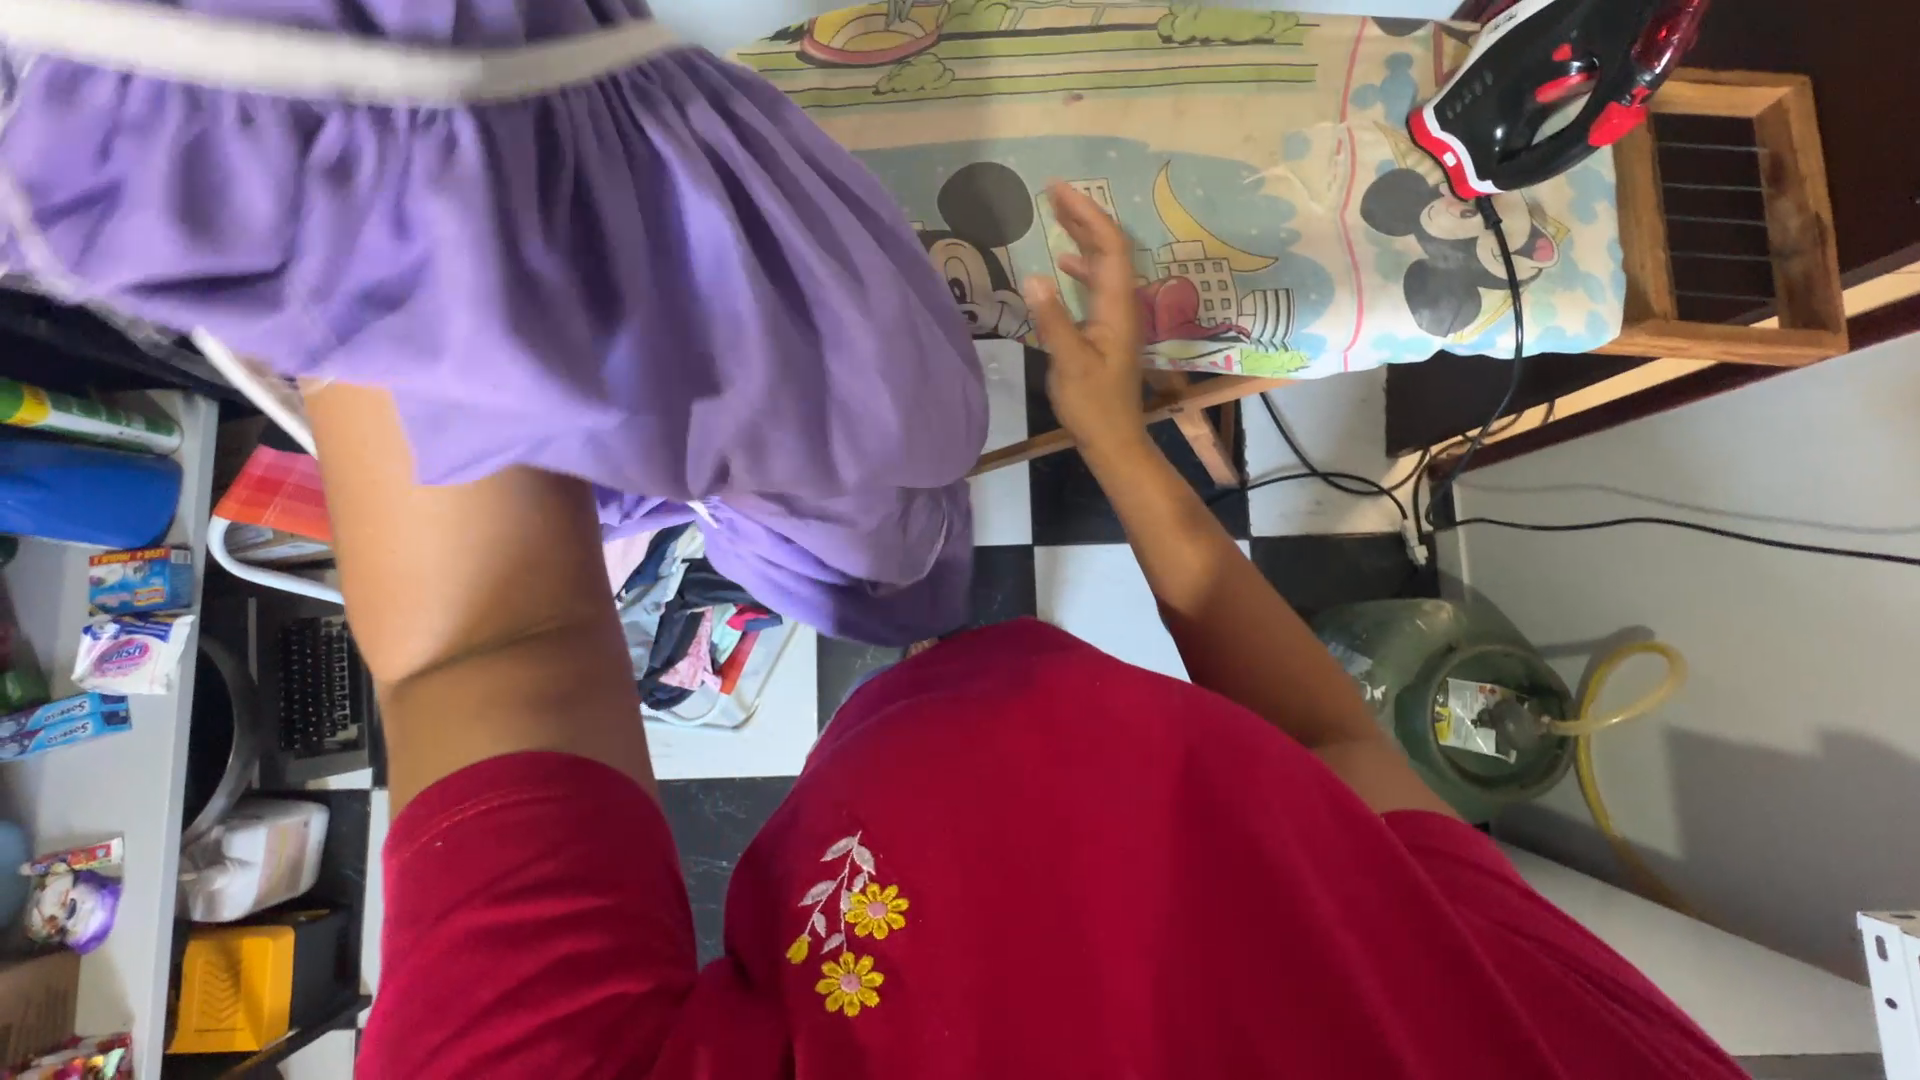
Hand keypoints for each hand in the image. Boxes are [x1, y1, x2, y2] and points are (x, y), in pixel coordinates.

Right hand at [1023, 183, 1146, 456]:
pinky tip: (1062, 264)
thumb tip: (1034, 275)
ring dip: (1083, 238)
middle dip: (1084, 217)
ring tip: (1057, 216)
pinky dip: (1081, 266)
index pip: (1109, 246)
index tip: (1059, 191)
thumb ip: (1053, 319)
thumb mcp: (1068, 363)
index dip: (1086, 214)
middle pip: (1109, 249)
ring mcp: (1116, 318)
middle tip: (1054, 192)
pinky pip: (1097, 286)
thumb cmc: (1093, 405)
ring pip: (1104, 266)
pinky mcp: (1107, 331)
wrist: (1112, 438)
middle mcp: (1122, 306)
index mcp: (1117, 308)